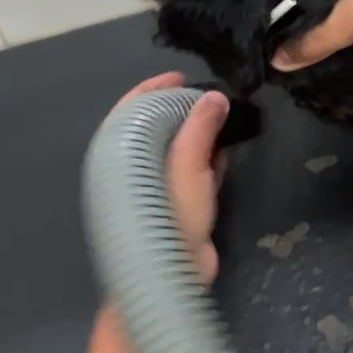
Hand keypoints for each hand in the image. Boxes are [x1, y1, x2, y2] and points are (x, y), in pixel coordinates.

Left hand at [119, 72, 226, 281]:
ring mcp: (160, 188)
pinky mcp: (179, 206)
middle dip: (183, 109)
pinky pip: (193, 172)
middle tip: (213, 95)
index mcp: (125, 158)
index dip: (155, 90)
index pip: (133, 111)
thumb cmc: (172, 218)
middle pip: (157, 129)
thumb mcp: (187, 168)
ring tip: (226, 116)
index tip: (183, 76)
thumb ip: (198, 130)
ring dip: (200, 133)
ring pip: (178, 151)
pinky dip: (209, 159)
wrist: (172, 276)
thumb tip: (213, 97)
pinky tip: (228, 150)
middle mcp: (139, 170)